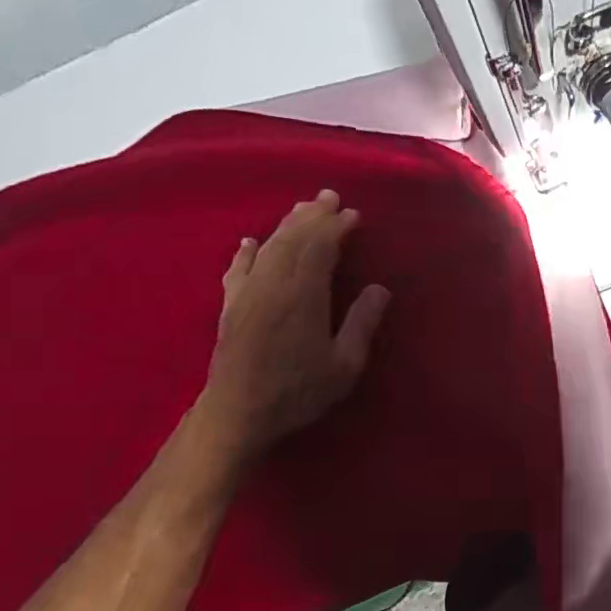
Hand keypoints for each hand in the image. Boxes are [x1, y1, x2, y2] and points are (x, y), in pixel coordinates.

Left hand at [196, 189, 389, 460]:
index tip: (353, 215)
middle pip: (293, 239)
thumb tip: (380, 289)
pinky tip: (251, 242)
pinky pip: (238, 269)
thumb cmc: (297, 392)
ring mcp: (248, 293)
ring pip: (268, 248)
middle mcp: (273, 284)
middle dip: (312, 215)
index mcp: (303, 295)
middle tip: (329, 197)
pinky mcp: (230, 306)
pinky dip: (246, 252)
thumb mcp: (343, 366)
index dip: (336, 228)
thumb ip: (361, 324)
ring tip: (301, 209)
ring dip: (286, 225)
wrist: (238, 413)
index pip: (320, 248)